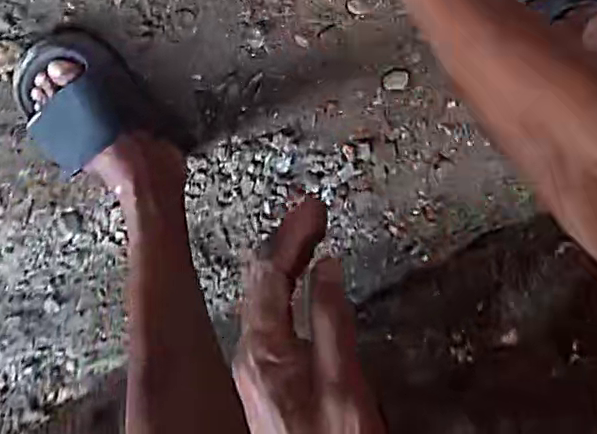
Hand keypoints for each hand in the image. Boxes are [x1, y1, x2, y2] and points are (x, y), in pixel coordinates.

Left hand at [233, 199, 384, 433]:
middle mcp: (252, 354)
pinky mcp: (271, 380)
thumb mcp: (344, 388)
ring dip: (290, 261)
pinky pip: (275, 316)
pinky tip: (305, 283)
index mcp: (263, 350)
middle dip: (290, 241)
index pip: (270, 271)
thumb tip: (327, 267)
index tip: (315, 208)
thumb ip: (332, 324)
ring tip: (312, 235)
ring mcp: (259, 368)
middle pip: (265, 279)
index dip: (293, 233)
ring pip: (268, 296)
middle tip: (315, 213)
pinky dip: (291, 288)